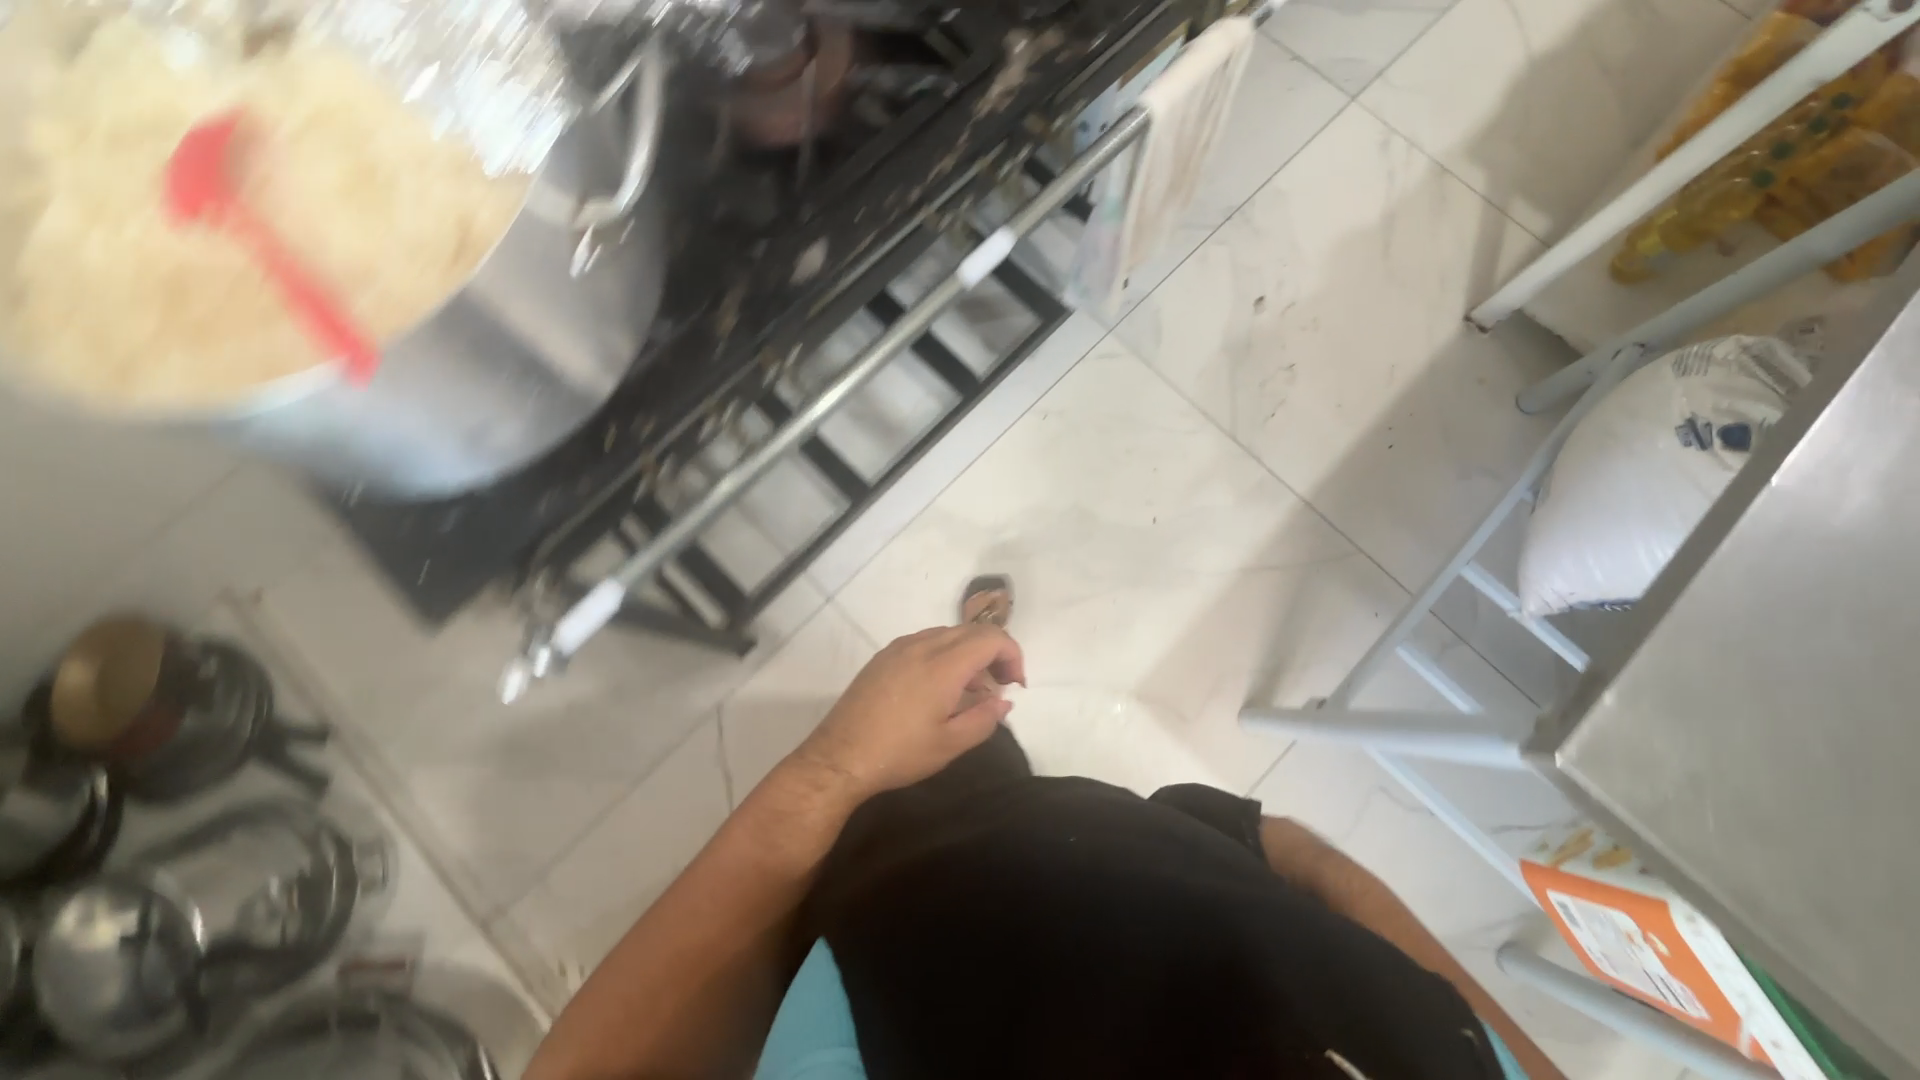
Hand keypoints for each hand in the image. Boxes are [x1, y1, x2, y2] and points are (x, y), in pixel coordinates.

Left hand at [790, 623, 1025, 800]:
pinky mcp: (883, 657)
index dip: (1012, 655)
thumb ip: (985, 719)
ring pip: (948, 634)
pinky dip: (945, 654)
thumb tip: (1003, 701)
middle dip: (995, 652)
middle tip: (1000, 686)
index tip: (1015, 685)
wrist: (839, 757)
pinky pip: (925, 642)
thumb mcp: (950, 745)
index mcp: (943, 665)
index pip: (991, 638)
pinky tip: (940, 687)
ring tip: (971, 690)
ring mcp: (899, 648)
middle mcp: (922, 646)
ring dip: (969, 653)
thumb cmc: (899, 753)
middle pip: (971, 631)